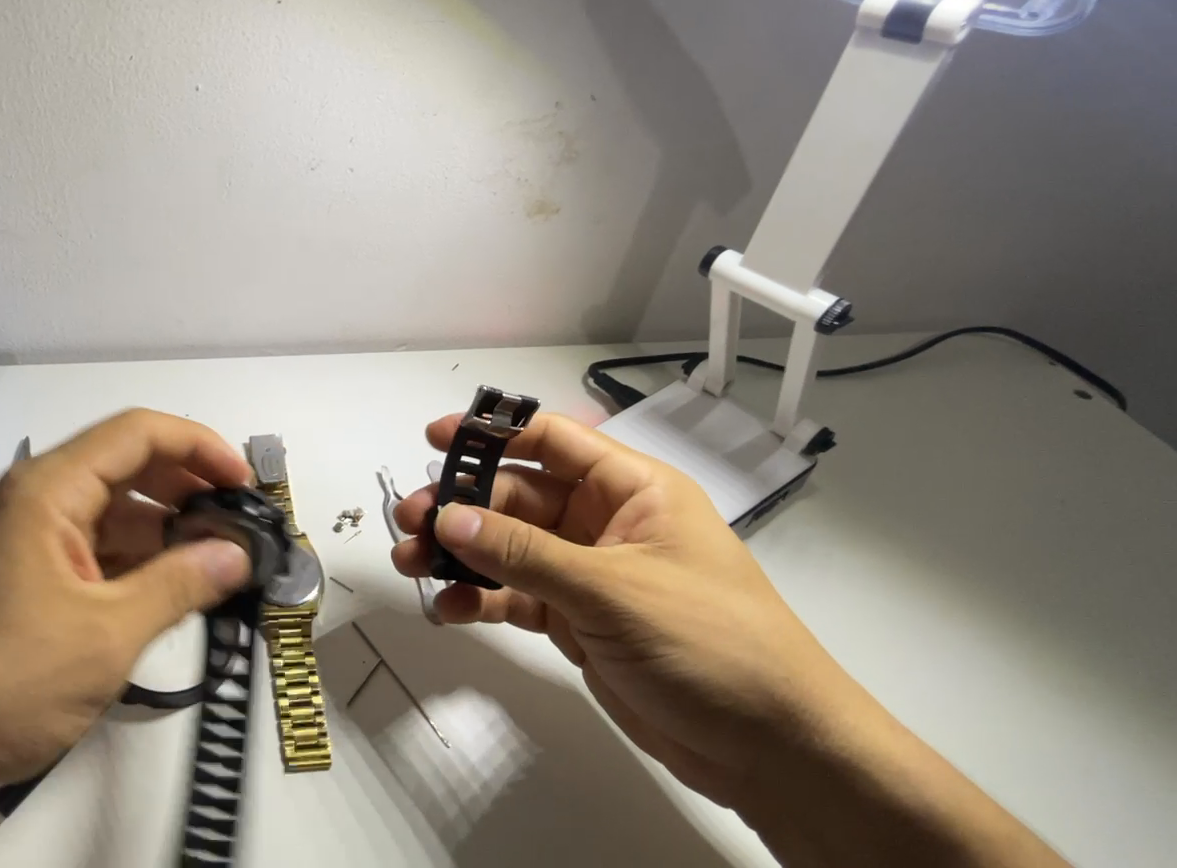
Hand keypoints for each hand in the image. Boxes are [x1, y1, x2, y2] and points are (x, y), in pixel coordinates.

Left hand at [0, 408, 254, 816]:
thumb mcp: (104, 636)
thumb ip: (178, 586)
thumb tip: (238, 553)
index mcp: (47, 490)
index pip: (137, 433)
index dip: (199, 446)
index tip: (245, 483)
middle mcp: (35, 499)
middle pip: (125, 467)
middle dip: (187, 489)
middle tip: (239, 526)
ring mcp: (25, 538)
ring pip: (111, 512)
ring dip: (164, 531)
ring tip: (217, 563)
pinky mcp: (21, 575)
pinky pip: (90, 549)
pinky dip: (134, 561)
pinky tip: (169, 590)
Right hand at [389, 411, 866, 808]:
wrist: (774, 752)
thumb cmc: (712, 644)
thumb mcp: (612, 589)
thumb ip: (525, 553)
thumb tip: (449, 520)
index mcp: (631, 490)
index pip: (553, 442)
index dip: (494, 434)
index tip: (436, 438)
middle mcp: (604, 523)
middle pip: (516, 498)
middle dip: (461, 507)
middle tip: (410, 520)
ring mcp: (589, 574)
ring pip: (507, 549)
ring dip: (460, 555)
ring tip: (411, 564)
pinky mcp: (577, 621)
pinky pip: (516, 597)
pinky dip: (481, 600)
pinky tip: (449, 609)